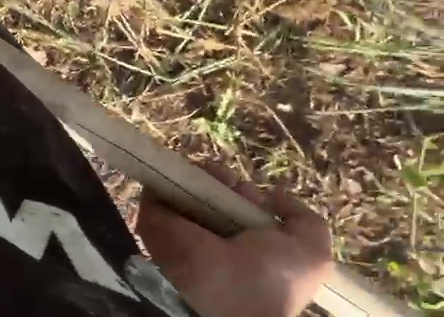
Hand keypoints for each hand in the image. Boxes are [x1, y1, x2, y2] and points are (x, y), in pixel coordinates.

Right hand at [134, 163, 332, 316]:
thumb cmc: (275, 276)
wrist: (230, 289)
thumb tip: (275, 191)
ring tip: (215, 176)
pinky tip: (193, 175)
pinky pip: (158, 186)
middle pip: (210, 192)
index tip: (255, 195)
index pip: (238, 208)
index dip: (249, 196)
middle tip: (231, 182)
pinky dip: (173, 175)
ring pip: (184, 185)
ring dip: (200, 174)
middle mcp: (210, 231)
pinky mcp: (152, 214)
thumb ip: (306, 222)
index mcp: (243, 243)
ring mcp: (180, 223)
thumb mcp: (312, 254)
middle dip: (224, 180)